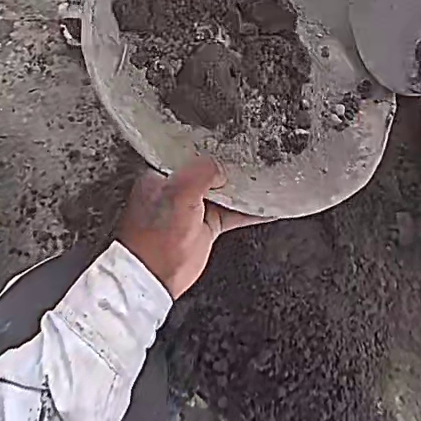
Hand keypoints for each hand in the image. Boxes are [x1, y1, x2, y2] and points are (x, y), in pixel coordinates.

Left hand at [113, 157, 257, 297]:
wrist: (155, 276)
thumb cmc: (155, 237)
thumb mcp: (179, 193)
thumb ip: (200, 173)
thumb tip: (220, 169)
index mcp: (161, 175)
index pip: (189, 153)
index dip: (209, 148)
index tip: (230, 144)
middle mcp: (177, 189)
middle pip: (209, 172)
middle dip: (230, 167)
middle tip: (253, 159)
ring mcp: (193, 208)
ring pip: (224, 192)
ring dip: (243, 189)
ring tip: (265, 178)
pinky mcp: (206, 226)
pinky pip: (232, 214)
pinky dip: (249, 211)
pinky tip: (265, 207)